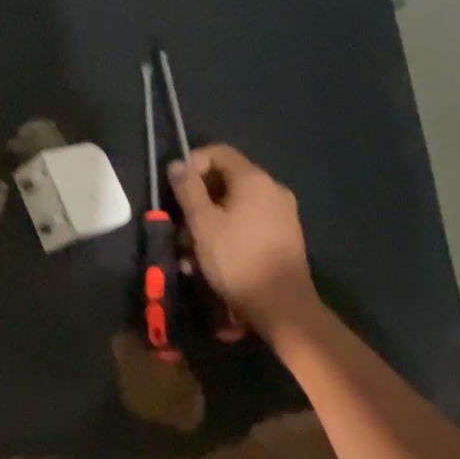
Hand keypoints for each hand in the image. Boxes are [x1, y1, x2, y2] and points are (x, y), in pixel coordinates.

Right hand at [167, 144, 317, 339]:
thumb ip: (188, 190)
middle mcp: (272, 189)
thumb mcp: (202, 223)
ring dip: (208, 223)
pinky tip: (211, 260)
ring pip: (234, 206)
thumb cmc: (237, 259)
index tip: (175, 190)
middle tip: (179, 226)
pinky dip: (226, 233)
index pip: (218, 152)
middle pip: (226, 180)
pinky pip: (248, 223)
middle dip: (197, 201)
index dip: (192, 164)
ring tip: (189, 253)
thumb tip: (178, 165)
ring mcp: (282, 213)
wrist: (282, 306)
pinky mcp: (284, 236)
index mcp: (254, 180)